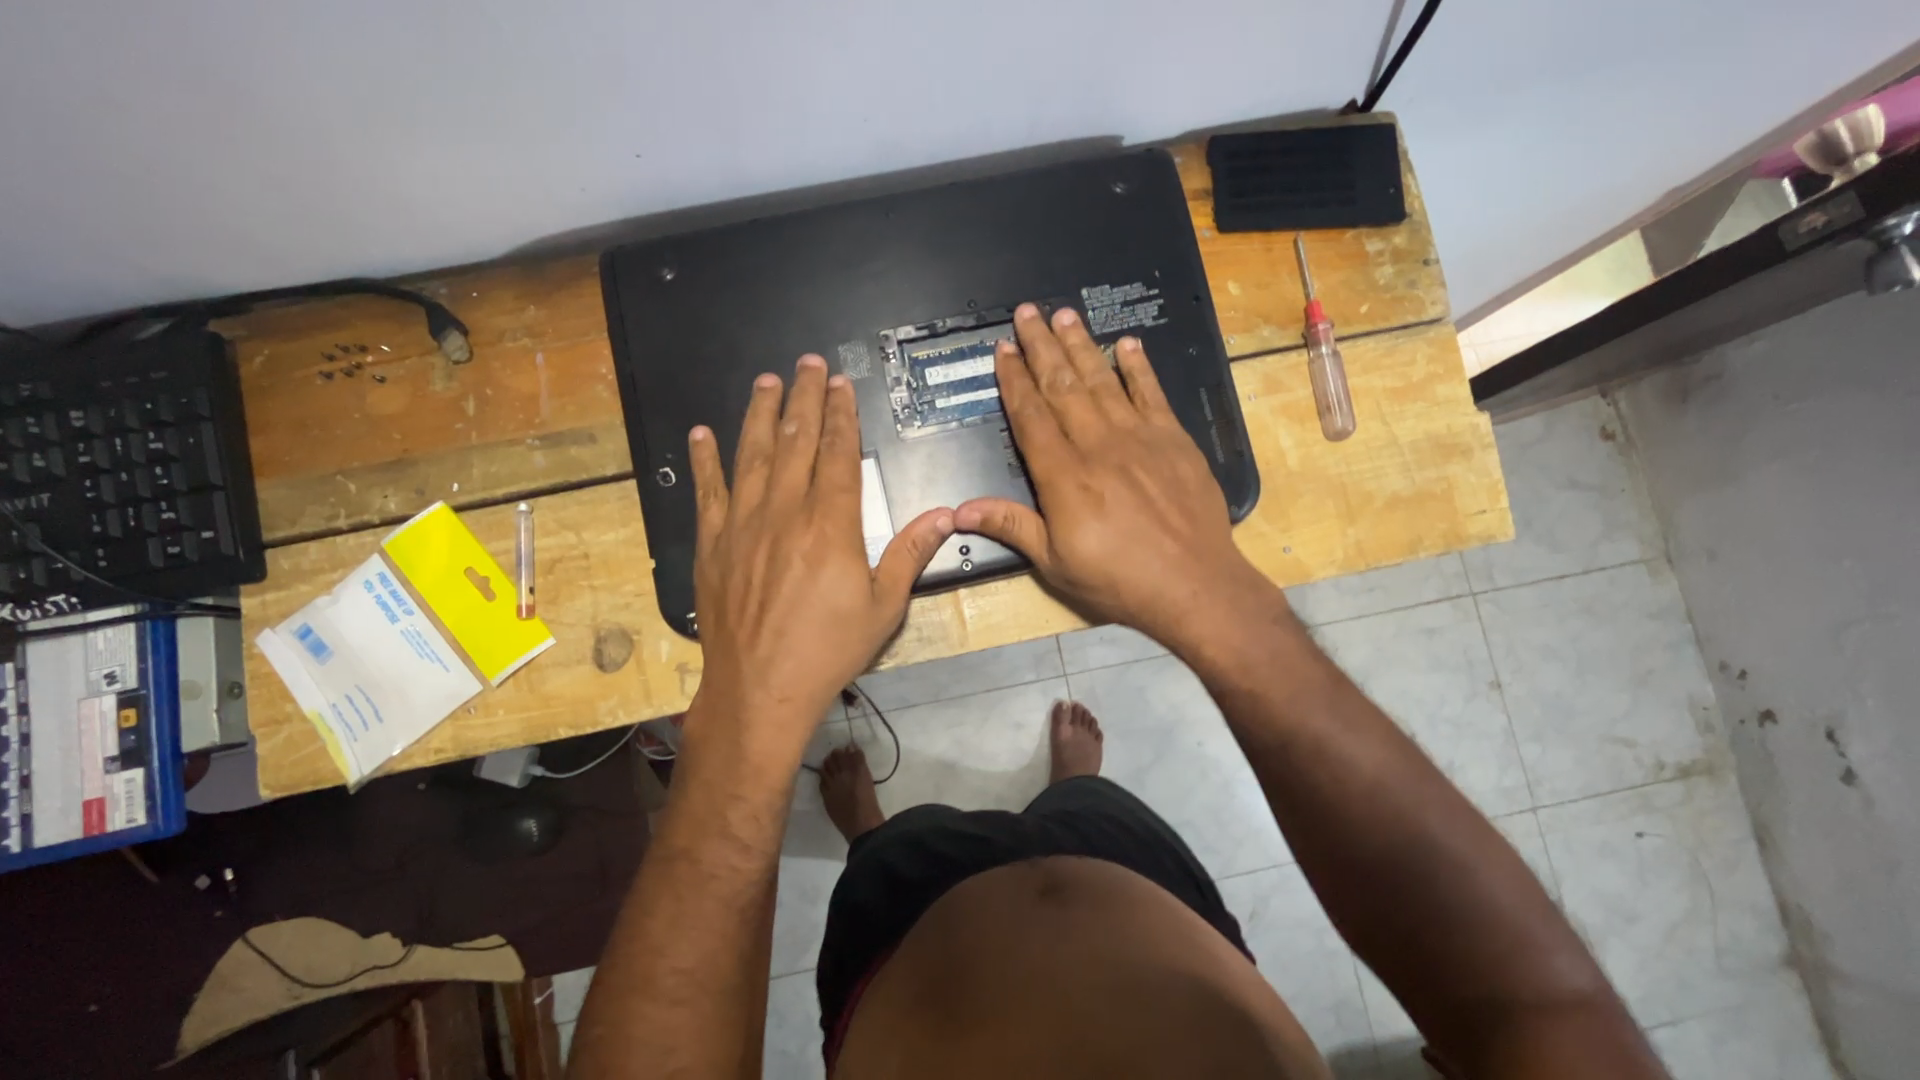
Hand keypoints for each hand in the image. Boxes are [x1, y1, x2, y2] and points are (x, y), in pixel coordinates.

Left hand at [687, 355, 953, 760]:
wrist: (761, 688)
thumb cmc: (829, 650)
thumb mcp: (884, 607)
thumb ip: (909, 554)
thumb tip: (943, 514)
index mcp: (831, 524)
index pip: (838, 453)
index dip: (840, 414)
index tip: (840, 384)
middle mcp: (785, 511)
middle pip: (796, 440)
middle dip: (804, 398)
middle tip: (807, 363)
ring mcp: (742, 524)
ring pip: (752, 454)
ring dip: (759, 413)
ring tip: (766, 381)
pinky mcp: (712, 544)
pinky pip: (708, 491)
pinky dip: (705, 460)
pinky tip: (702, 434)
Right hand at [954, 305, 1271, 648]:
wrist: (1194, 585)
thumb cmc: (1118, 581)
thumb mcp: (1055, 563)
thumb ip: (1012, 526)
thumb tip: (959, 510)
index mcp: (1063, 475)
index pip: (1031, 416)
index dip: (1014, 380)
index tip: (1003, 350)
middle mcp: (1097, 444)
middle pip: (1062, 386)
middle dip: (1041, 347)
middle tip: (1026, 312)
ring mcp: (1139, 437)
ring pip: (1102, 380)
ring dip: (1081, 345)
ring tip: (1063, 315)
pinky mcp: (1174, 440)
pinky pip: (1152, 393)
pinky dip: (1138, 367)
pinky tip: (1126, 344)